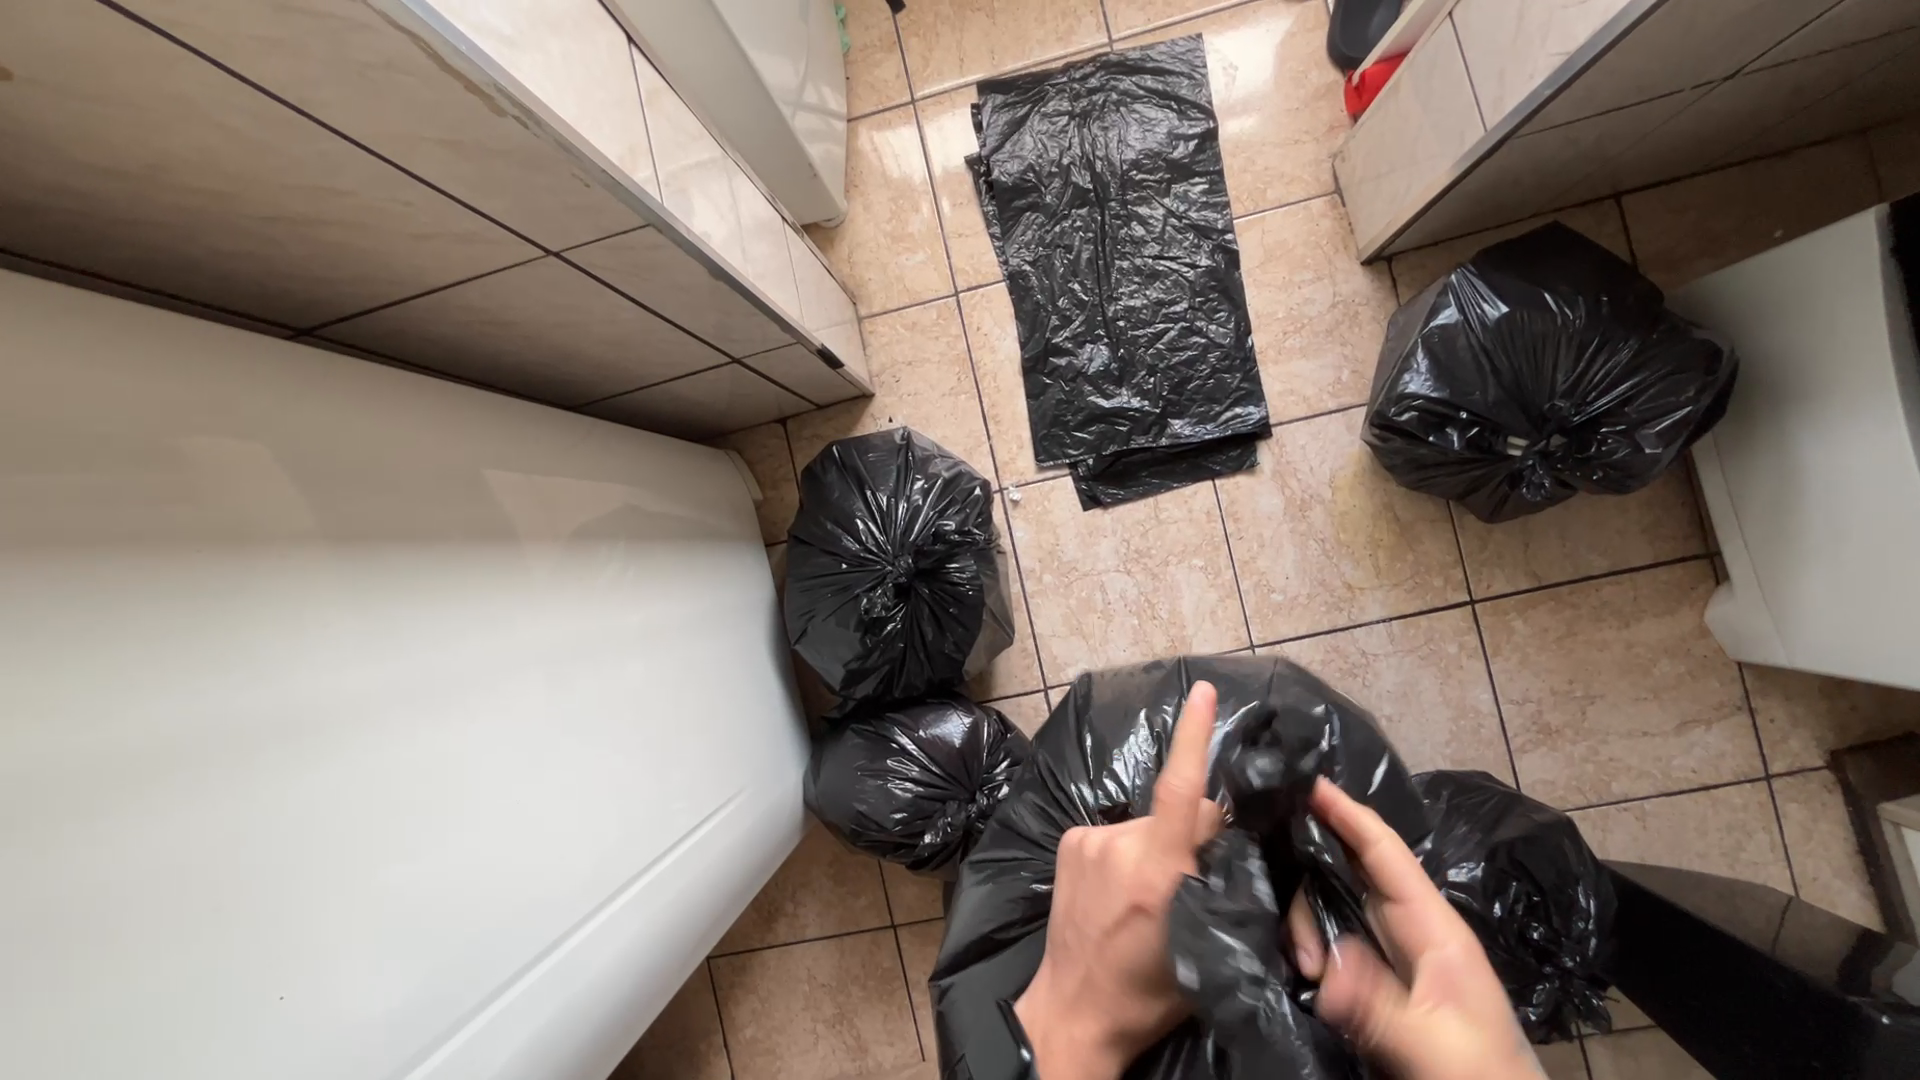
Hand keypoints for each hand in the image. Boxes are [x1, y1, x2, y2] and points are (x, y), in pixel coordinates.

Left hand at [1013, 681, 1223, 1079]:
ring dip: (1156, 844)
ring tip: (1145, 895)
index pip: (1182, 791)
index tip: (1204, 692)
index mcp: (1159, 874)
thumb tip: (1219, 830)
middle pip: (1178, 809)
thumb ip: (1216, 882)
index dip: (1194, 738)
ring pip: (1146, 822)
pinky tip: (1116, 889)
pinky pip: (1115, 832)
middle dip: (1194, 830)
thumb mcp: (1206, 948)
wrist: (1073, 1008)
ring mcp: (1088, 840)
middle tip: (1188, 878)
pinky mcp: (1070, 841)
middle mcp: (1119, 845)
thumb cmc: (1149, 993)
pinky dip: (1126, 850)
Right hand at [1290, 778, 1544, 1079]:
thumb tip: (1319, 967)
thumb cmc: (1480, 1078)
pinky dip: (1308, 948)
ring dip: (1307, 932)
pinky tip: (1307, 976)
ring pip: (1327, 905)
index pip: (1385, 850)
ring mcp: (1388, 947)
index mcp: (1432, 925)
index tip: (1306, 780)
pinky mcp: (1371, 972)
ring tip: (1310, 977)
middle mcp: (1407, 924)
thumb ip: (1376, 1006)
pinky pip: (1326, 936)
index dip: (1347, 811)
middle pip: (1343, 872)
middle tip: (1301, 951)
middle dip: (1309, 890)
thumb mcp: (1432, 1048)